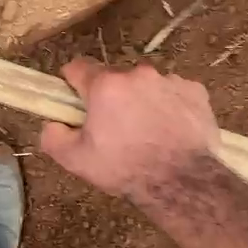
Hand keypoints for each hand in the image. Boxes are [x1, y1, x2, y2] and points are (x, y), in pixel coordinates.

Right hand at [40, 59, 221, 199]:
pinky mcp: (195, 91)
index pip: (78, 68)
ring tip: (143, 134)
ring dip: (139, 102)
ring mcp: (170, 80)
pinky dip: (166, 107)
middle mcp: (138, 74)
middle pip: (114, 79)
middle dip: (109, 98)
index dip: (71, 83)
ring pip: (144, 86)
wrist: (180, 180)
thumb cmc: (123, 168)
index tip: (73, 100)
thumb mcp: (74, 160)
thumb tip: (52, 123)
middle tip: (111, 130)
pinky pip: (172, 93)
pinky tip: (167, 132)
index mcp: (105, 86)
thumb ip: (53, 137)